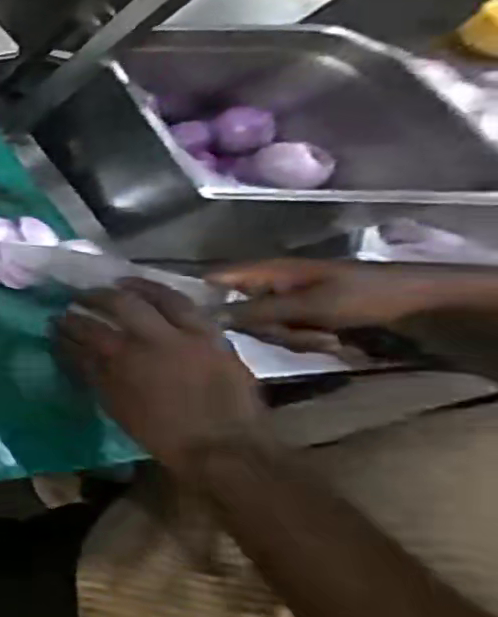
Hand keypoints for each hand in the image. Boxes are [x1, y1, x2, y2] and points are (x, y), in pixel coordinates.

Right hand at [56, 280, 263, 481]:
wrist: (225, 448)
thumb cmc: (160, 431)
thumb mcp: (114, 402)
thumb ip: (91, 369)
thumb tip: (68, 345)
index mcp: (124, 356)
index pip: (86, 328)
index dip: (68, 322)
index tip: (56, 319)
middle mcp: (156, 338)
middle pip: (120, 302)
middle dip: (96, 296)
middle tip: (82, 296)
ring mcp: (191, 336)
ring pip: (163, 297)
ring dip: (138, 287)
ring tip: (122, 284)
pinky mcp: (217, 340)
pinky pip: (193, 311)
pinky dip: (171, 301)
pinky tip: (160, 301)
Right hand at [213, 258, 497, 354]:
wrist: (425, 303)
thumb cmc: (364, 294)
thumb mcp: (307, 305)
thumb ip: (254, 312)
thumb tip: (204, 318)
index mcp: (260, 273)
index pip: (208, 281)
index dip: (194, 297)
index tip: (192, 321)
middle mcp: (266, 286)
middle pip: (235, 312)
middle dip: (264, 329)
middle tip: (297, 335)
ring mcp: (286, 303)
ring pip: (263, 328)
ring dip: (293, 339)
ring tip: (328, 341)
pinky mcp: (304, 319)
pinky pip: (286, 334)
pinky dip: (308, 342)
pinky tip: (334, 343)